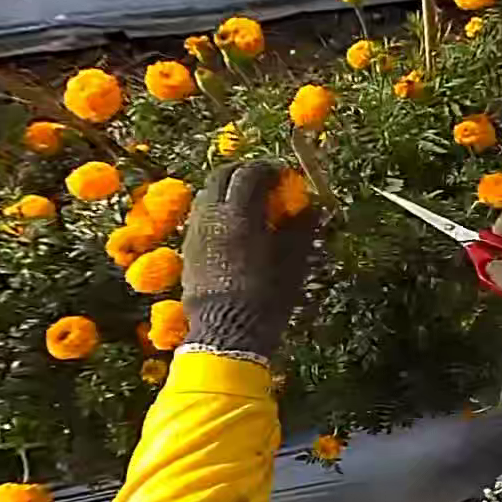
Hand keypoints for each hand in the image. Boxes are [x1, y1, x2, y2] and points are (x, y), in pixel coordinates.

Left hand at [181, 161, 317, 358]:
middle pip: (222, 175)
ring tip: (252, 202)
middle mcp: (212, 215)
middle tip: (266, 180)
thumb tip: (312, 208)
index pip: (250, 174)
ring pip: (208, 193)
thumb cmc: (266, 298)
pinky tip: (237, 227)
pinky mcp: (189, 248)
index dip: (270, 168)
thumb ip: (301, 229)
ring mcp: (196, 231)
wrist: (227, 332)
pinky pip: (203, 214)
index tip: (286, 174)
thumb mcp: (293, 264)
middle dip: (245, 171)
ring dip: (229, 189)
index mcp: (239, 215)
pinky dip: (220, 209)